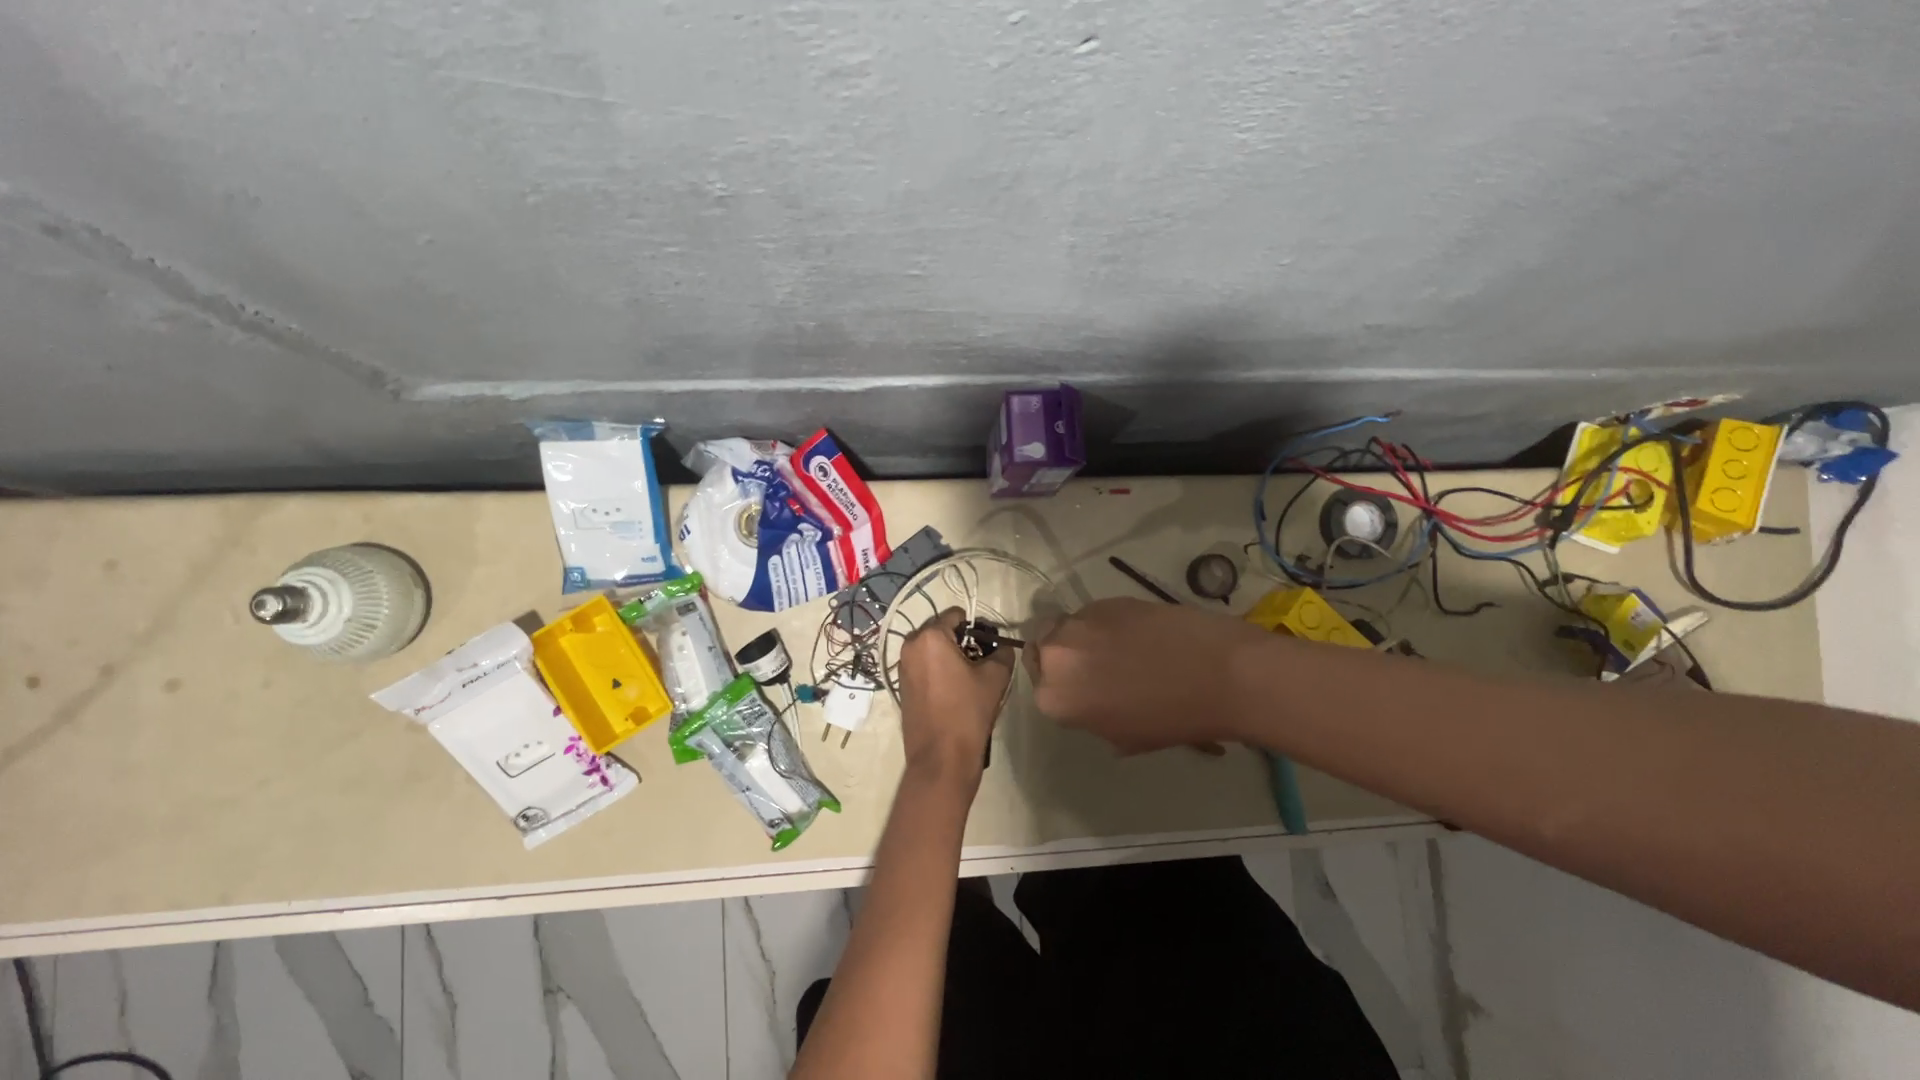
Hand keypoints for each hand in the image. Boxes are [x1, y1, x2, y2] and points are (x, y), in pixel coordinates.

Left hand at [897, 608, 1014, 783]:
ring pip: (931, 649)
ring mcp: (902, 667)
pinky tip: (953, 691)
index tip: (990, 645)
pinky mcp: (901, 686)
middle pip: (940, 630)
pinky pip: (923, 667)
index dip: (977, 626)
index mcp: (930, 637)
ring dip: (949, 656)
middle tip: (982, 661)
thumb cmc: (968, 711)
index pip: (956, 615)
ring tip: (969, 678)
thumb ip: (1002, 653)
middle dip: (961, 640)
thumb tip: (1002, 647)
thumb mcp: (995, 678)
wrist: (942, 756)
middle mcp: (910, 646)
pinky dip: (937, 670)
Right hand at [1029, 598, 1274, 753]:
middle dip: (1064, 656)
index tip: (1085, 690)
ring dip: (1085, 636)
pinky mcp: (1109, 600)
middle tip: (1097, 666)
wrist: (1220, 673)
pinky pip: (1096, 613)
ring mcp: (1082, 622)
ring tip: (1121, 648)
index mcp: (1056, 698)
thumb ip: (1092, 717)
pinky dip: (1109, 623)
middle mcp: (1057, 656)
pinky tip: (1141, 634)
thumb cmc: (1174, 718)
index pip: (1042, 688)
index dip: (1063, 688)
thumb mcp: (1124, 737)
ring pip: (1068, 626)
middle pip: (1044, 649)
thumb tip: (1094, 702)